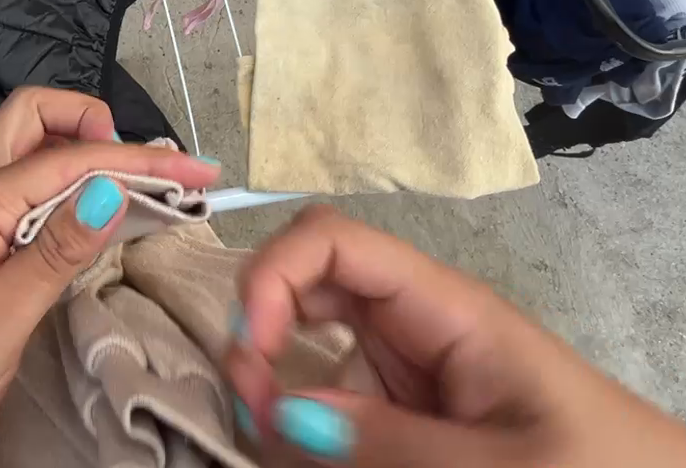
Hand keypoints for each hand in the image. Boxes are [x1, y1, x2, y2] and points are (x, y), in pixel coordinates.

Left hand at [0, 87, 219, 467]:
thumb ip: (56, 251)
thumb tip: (112, 188)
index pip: (73, 158)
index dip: (140, 159)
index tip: (197, 173)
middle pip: (33, 115)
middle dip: (93, 120)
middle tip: (142, 164)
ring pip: (26, 146)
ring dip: (78, 147)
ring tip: (128, 182)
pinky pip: (20, 186)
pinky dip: (62, 183)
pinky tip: (85, 215)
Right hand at [229, 206, 685, 467]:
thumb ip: (392, 447)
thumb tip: (276, 417)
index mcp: (439, 304)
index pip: (330, 239)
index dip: (274, 274)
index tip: (256, 356)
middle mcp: (409, 317)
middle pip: (306, 277)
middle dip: (262, 326)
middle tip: (247, 406)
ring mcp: (404, 361)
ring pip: (309, 340)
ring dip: (278, 383)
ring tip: (270, 443)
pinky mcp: (404, 405)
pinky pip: (334, 397)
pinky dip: (306, 422)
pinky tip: (305, 455)